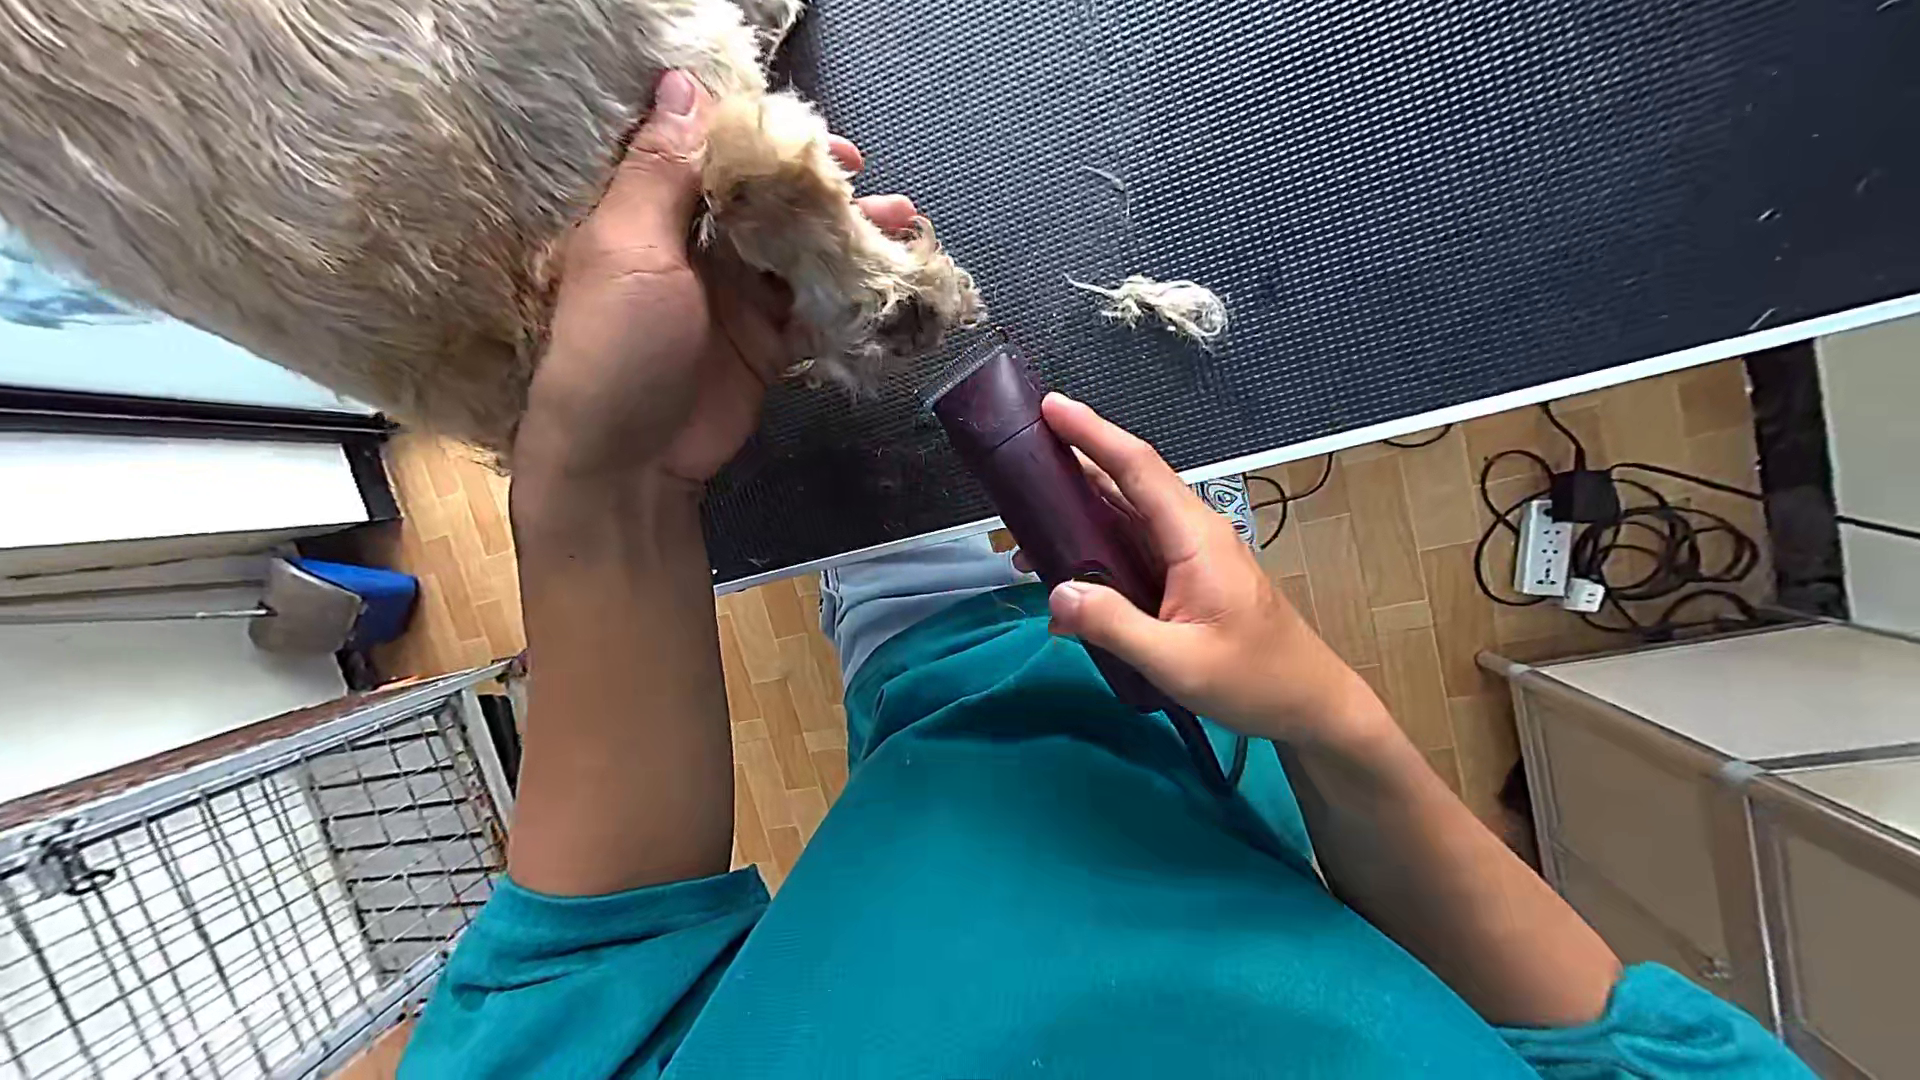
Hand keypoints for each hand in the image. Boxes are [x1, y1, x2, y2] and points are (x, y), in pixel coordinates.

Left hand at [511, 69, 920, 489]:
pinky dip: (847, 296)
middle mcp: (703, 248)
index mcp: (657, 211)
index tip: (820, 144)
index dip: (770, 141)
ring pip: (802, 255)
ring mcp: (741, 300)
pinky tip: (882, 284)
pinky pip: (814, 310)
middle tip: (873, 189)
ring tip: (898, 228)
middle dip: (824, 193)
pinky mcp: (769, 345)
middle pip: (773, 205)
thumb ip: (662, 173)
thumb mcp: (629, 250)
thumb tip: (682, 86)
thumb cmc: (617, 349)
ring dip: (847, 240)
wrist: (632, 458)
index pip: (719, 155)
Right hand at [1035, 393, 1390, 746]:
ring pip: (1124, 512)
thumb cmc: (1254, 679)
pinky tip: (1063, 566)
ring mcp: (1186, 551)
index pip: (1138, 467)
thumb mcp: (1177, 661)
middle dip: (1074, 462)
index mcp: (1194, 537)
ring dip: (1078, 507)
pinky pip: (1130, 544)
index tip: (1051, 407)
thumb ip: (1114, 626)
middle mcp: (1190, 531)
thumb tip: (1056, 593)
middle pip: (1126, 481)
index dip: (1093, 432)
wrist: (1308, 701)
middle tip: (1022, 459)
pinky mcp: (1181, 572)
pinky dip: (1093, 545)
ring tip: (1029, 518)